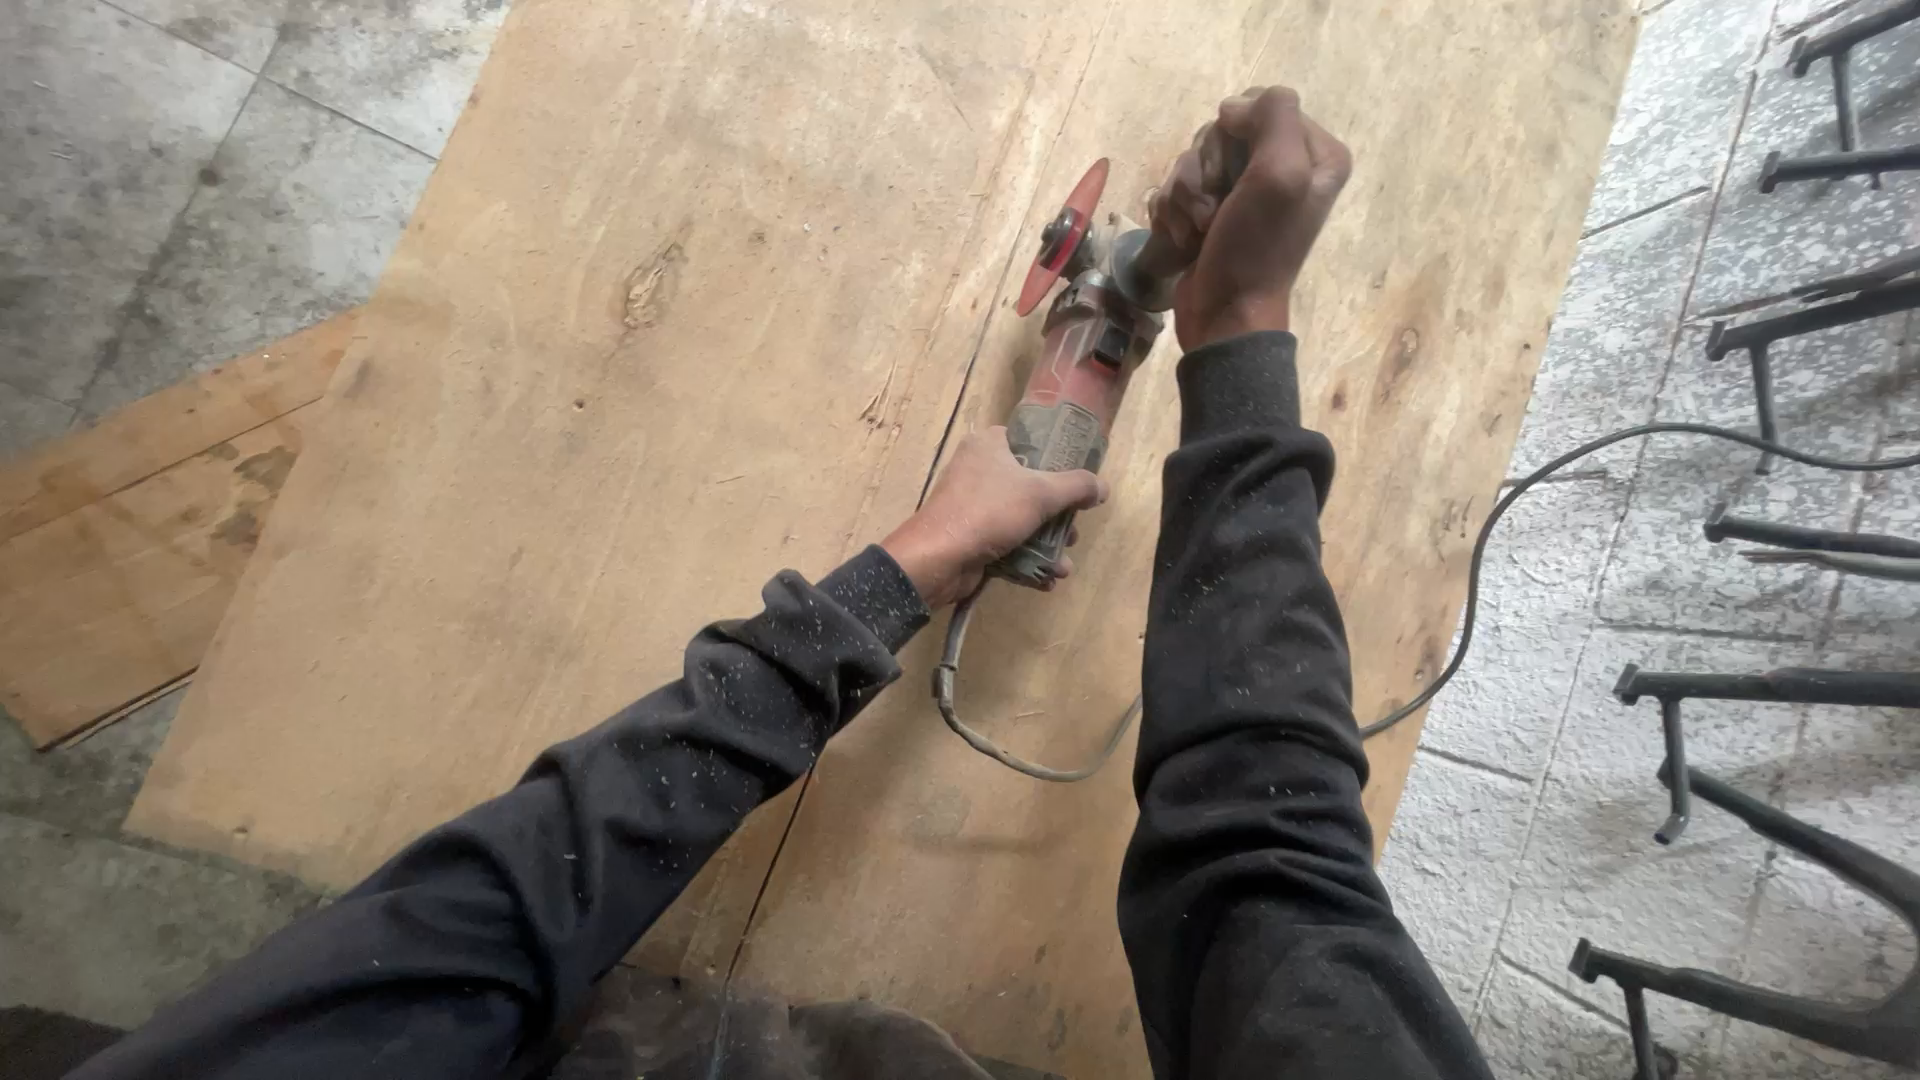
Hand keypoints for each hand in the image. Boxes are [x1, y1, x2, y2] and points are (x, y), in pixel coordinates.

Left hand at [881, 427, 1108, 606]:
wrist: (939, 559)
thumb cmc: (989, 511)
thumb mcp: (1041, 493)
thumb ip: (1077, 486)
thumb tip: (1103, 487)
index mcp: (989, 445)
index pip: (1030, 441)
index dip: (1058, 459)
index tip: (1079, 481)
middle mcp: (979, 470)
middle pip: (1032, 487)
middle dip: (1058, 517)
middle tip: (1073, 533)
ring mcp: (974, 505)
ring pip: (1023, 520)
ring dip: (1047, 545)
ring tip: (1063, 565)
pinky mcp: (972, 536)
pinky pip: (1008, 544)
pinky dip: (1027, 561)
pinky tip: (1047, 580)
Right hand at [1149, 86, 1351, 350]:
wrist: (1224, 315)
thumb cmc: (1256, 250)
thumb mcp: (1280, 173)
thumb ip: (1272, 115)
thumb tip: (1231, 109)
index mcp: (1313, 154)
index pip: (1262, 106)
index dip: (1235, 134)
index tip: (1231, 175)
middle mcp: (1280, 169)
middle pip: (1220, 134)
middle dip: (1203, 174)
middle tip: (1211, 212)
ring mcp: (1240, 196)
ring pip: (1191, 164)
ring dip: (1184, 200)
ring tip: (1196, 234)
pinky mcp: (1207, 219)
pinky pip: (1174, 194)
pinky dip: (1171, 217)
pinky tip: (1183, 241)